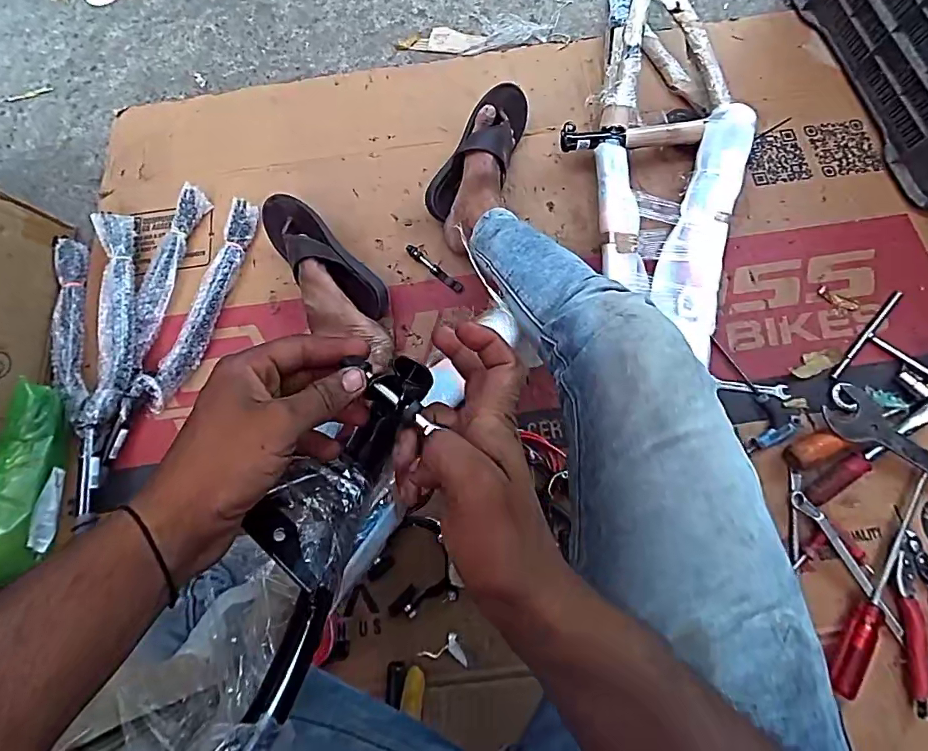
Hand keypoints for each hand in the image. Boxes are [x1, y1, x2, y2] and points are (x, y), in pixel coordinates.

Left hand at [130, 334, 371, 582]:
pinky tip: (332, 450)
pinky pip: (289, 433)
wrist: (185, 519)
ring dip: (329, 412)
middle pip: (300, 375)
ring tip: (362, 421)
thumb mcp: (280, 424)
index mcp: (246, 368)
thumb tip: (356, 376)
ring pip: (297, 406)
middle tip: (373, 391)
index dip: (335, 348)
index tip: (368, 350)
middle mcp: (247, 387)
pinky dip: (311, 439)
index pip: (298, 347)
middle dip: (335, 384)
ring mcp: (249, 418)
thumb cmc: (228, 461)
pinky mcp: (252, 448)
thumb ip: (321, 398)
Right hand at [394, 322, 568, 608]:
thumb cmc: (503, 541)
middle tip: (427, 350)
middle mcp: (484, 436)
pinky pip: (430, 458)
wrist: (522, 597)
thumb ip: (442, 446)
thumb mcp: (471, 484)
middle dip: (450, 363)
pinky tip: (408, 491)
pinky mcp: (458, 485)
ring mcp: (472, 461)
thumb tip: (421, 436)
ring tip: (405, 467)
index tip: (452, 330)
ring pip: (438, 424)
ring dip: (414, 435)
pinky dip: (414, 466)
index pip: (501, 367)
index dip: (481, 341)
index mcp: (493, 427)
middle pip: (471, 383)